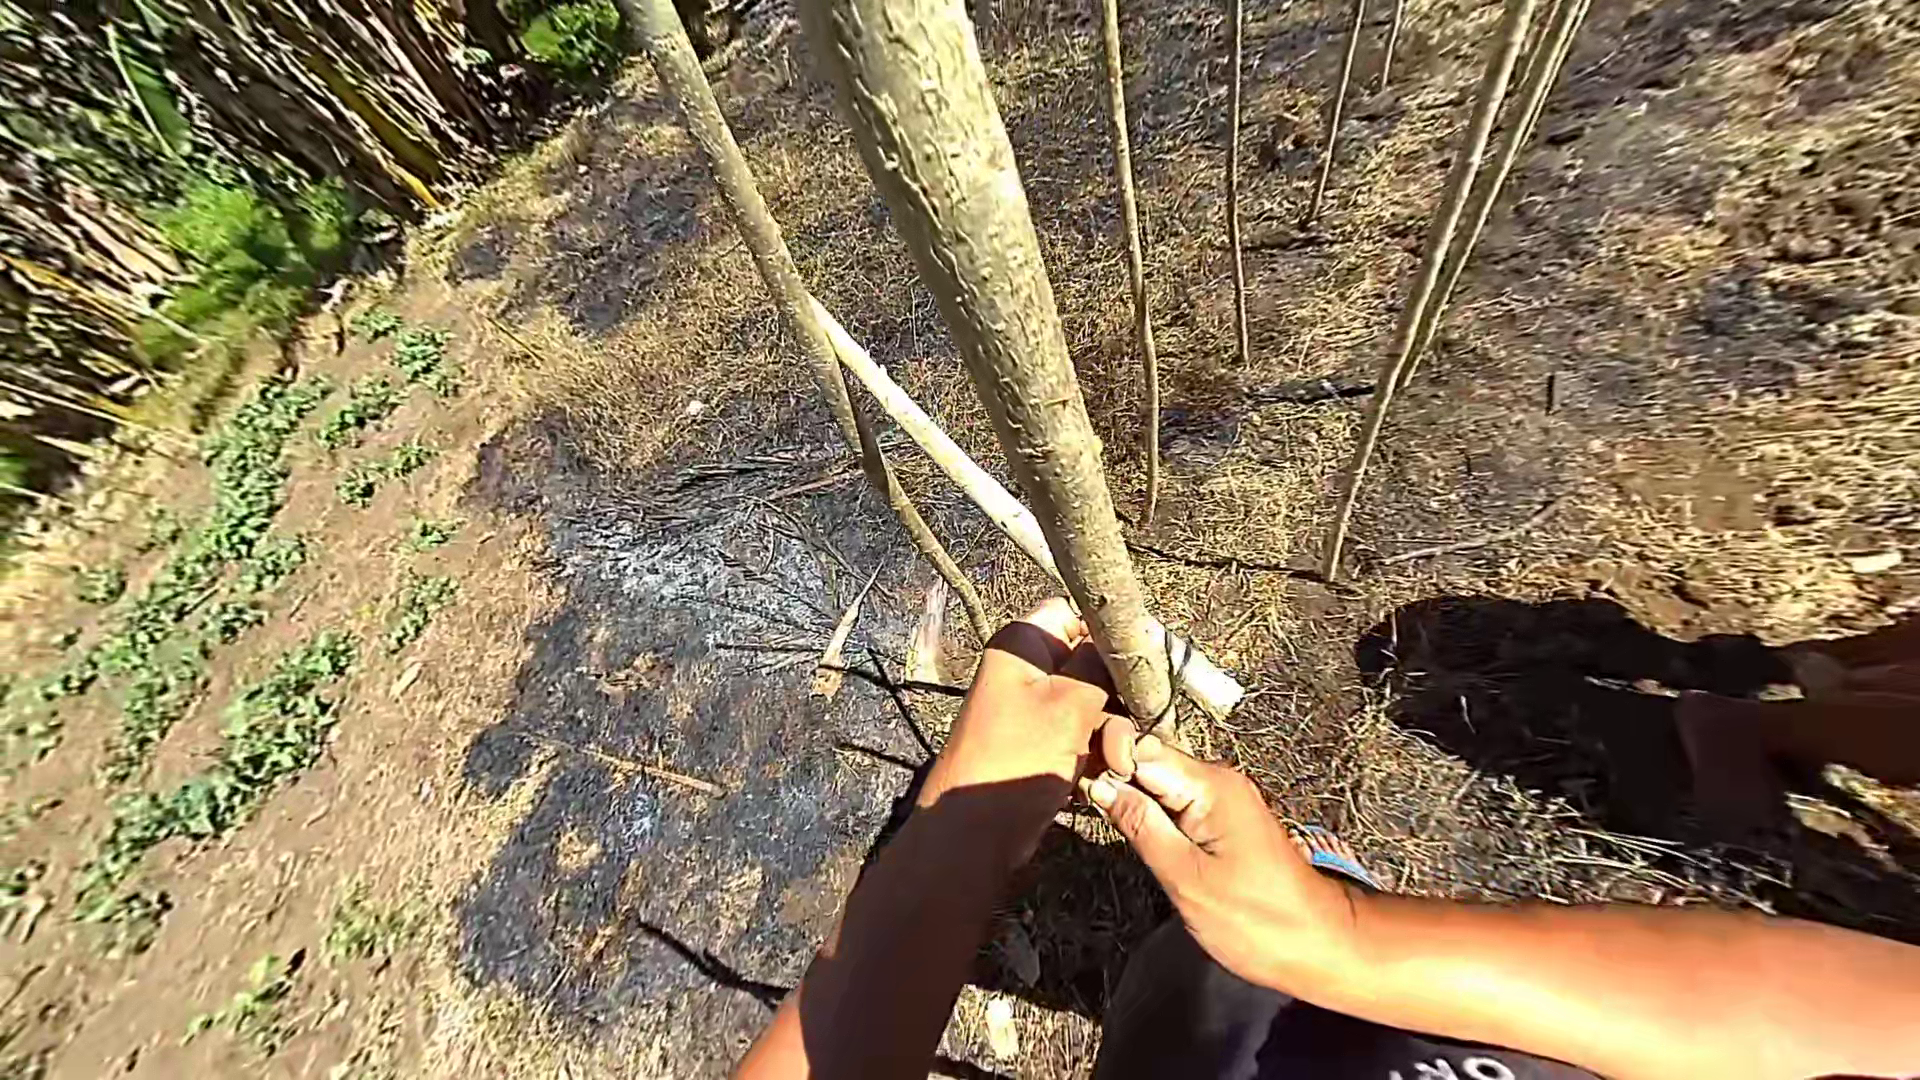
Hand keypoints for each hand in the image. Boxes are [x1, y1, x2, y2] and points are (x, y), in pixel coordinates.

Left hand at [917, 598, 1138, 851]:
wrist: (977, 830)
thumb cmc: (1014, 759)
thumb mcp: (1068, 705)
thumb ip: (1099, 665)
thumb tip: (1123, 638)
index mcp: (1023, 645)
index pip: (1074, 615)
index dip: (1106, 634)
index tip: (1138, 662)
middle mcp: (1028, 669)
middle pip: (1089, 663)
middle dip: (1114, 697)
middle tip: (1124, 731)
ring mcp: (1036, 706)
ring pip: (1093, 702)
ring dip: (1110, 732)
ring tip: (1115, 762)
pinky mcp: (1043, 739)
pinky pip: (1083, 732)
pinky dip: (1097, 751)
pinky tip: (1105, 774)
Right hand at [1083, 736, 1357, 990]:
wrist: (1326, 947)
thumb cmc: (1257, 922)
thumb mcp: (1187, 878)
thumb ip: (1140, 825)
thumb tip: (1100, 784)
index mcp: (1208, 785)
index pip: (1140, 749)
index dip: (1105, 756)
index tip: (1073, 771)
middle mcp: (1215, 777)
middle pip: (1149, 757)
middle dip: (1112, 769)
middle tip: (1075, 789)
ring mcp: (1221, 792)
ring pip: (1160, 775)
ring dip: (1129, 787)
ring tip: (1094, 802)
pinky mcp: (1222, 811)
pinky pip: (1175, 793)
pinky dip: (1150, 802)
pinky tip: (1130, 817)